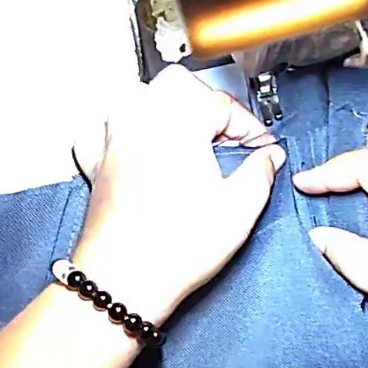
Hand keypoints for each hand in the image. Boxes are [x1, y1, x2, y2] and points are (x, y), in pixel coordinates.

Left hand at [69, 65, 285, 323]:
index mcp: (178, 122)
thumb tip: (269, 158)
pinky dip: (127, 130)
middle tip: (232, 140)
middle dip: (211, 107)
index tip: (262, 148)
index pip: (224, 104)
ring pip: (141, 98)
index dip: (251, 127)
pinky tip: (143, 147)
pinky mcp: (97, 163)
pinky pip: (107, 128)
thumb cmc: (173, 249)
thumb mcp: (240, 208)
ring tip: (194, 141)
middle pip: (181, 87)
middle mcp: (141, 120)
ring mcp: (114, 140)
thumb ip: (261, 172)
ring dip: (171, 111)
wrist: (124, 280)